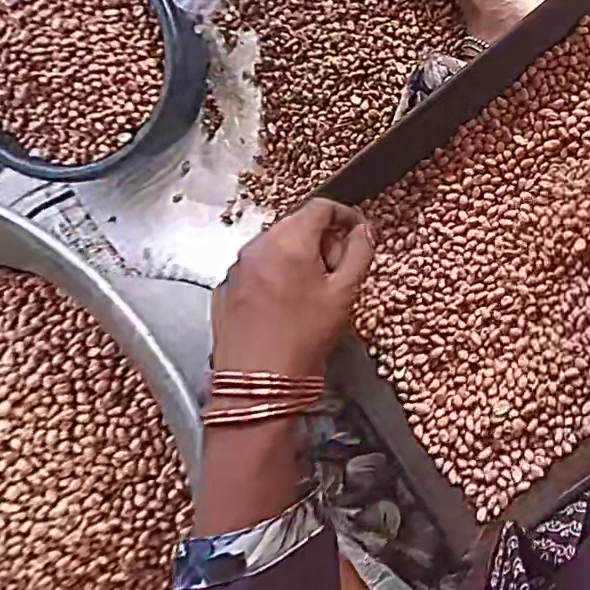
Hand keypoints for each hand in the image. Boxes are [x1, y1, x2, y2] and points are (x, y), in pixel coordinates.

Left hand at [213, 198, 373, 379]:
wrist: (258, 382)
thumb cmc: (305, 336)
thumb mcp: (345, 292)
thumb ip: (360, 252)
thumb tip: (363, 230)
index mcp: (289, 242)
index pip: (320, 207)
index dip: (345, 214)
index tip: (357, 232)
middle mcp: (257, 247)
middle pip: (297, 223)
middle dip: (323, 238)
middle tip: (339, 268)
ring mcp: (236, 267)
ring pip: (276, 244)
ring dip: (300, 254)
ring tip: (314, 289)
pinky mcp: (225, 288)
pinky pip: (258, 266)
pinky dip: (277, 272)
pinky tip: (287, 302)